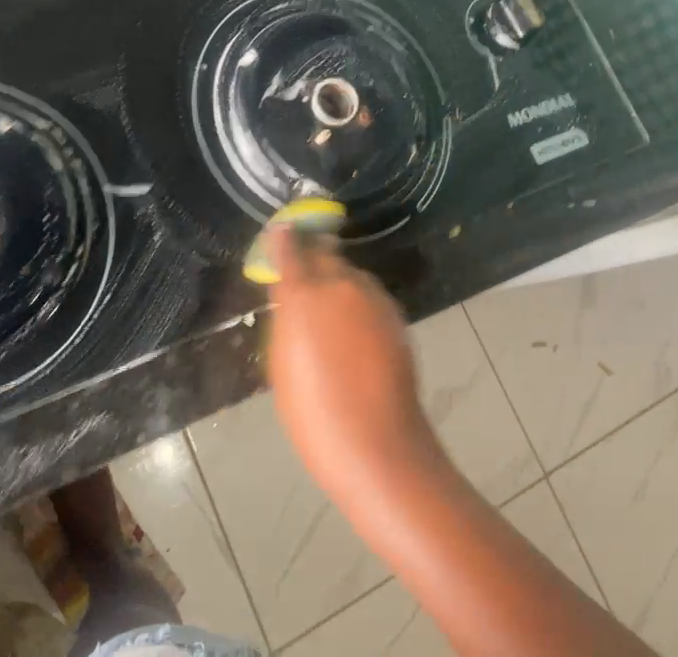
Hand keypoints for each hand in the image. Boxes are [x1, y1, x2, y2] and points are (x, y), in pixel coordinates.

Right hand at [263, 227, 432, 483]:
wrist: (377, 448)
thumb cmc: (314, 414)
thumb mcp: (283, 365)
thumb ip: (286, 317)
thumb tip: (288, 291)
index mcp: (304, 294)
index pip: (291, 249)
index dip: (285, 238)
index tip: (281, 229)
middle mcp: (341, 286)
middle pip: (326, 255)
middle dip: (313, 255)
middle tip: (302, 268)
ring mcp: (374, 301)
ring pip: (352, 275)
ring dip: (338, 280)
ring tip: (327, 304)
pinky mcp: (397, 319)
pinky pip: (369, 297)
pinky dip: (358, 302)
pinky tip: (352, 328)